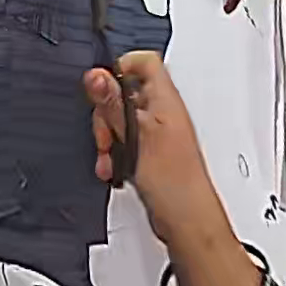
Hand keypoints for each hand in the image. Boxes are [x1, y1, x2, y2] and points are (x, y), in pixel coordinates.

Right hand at [84, 52, 231, 251]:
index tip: (103, 87)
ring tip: (108, 154)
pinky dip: (114, 150)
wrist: (188, 224)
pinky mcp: (150, 152)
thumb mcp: (135, 136)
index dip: (121, 67)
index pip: (144, 62)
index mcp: (165, 99)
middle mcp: (162, 112)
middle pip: (125, 91)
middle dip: (107, 111)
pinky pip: (125, 139)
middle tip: (106, 132)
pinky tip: (112, 166)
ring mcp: (157, 132)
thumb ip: (113, 103)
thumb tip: (96, 75)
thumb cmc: (175, 183)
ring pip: (121, 117)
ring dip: (108, 135)